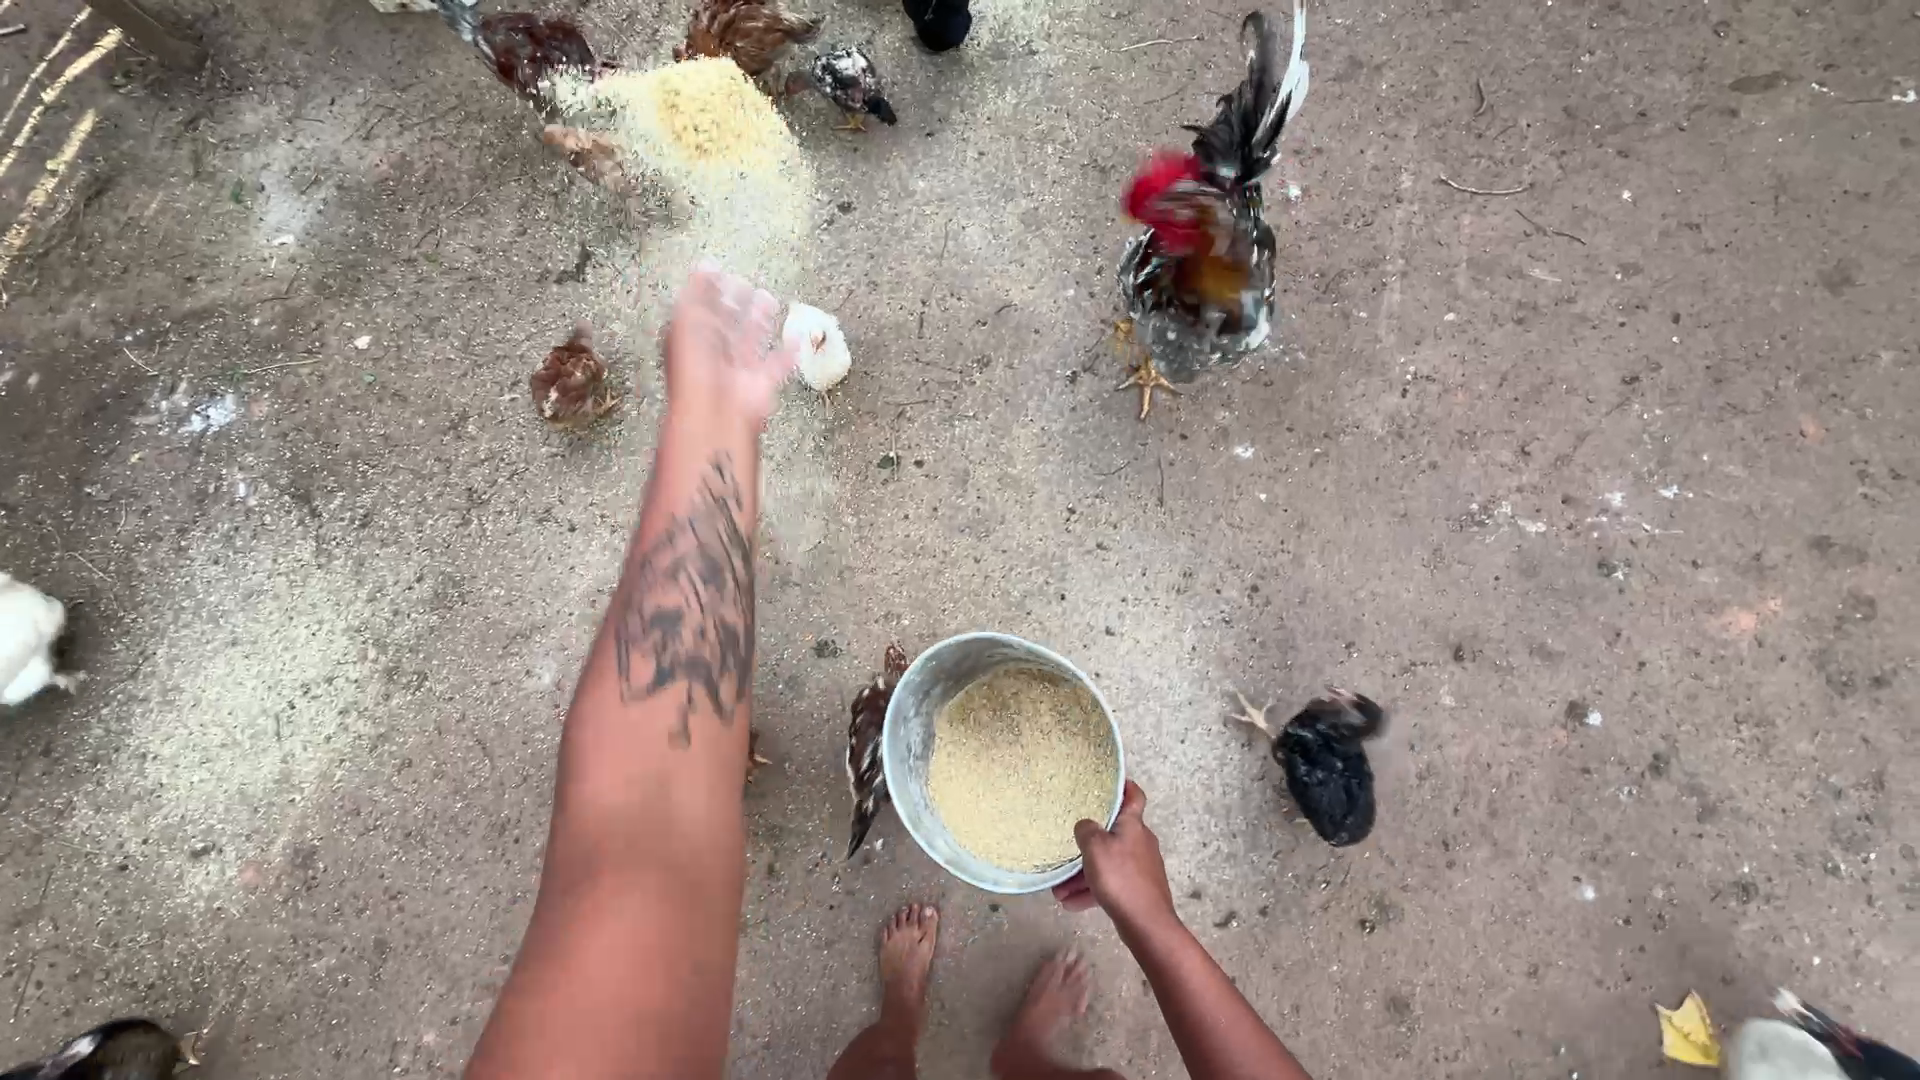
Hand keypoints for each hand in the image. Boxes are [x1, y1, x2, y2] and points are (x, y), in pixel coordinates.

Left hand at [662, 259, 799, 431]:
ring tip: (770, 300)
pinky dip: (787, 353)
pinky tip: (796, 339)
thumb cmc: (697, 367)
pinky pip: (776, 366)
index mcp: (692, 339)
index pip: (702, 310)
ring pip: (750, 341)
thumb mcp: (688, 319)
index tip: (721, 273)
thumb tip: (705, 265)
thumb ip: (697, 292)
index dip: (711, 291)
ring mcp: (738, 371)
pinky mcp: (760, 385)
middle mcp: (714, 355)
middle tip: (747, 285)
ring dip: (760, 321)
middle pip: (727, 325)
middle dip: (737, 304)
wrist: (716, 409)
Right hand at [1052, 781, 1175, 930]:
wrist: (1147, 924)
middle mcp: (1140, 842)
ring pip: (1107, 862)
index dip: (1124, 786)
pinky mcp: (1138, 890)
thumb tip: (1085, 826)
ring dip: (1083, 873)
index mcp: (1133, 824)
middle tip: (1067, 846)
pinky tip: (1070, 904)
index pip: (1134, 795)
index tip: (1107, 783)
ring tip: (1059, 890)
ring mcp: (1140, 867)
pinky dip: (1091, 890)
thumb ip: (1086, 830)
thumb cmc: (1121, 877)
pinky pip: (1110, 883)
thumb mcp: (1095, 847)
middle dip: (1087, 842)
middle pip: (1112, 834)